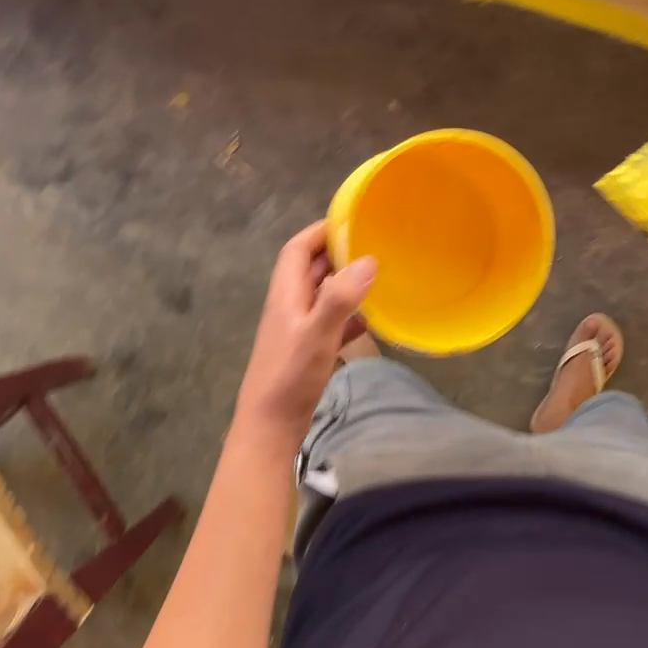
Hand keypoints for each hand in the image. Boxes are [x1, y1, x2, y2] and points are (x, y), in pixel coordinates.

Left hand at [233, 220, 376, 439]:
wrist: (270, 427)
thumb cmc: (289, 377)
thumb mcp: (317, 334)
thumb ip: (340, 297)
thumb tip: (368, 259)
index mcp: (285, 295)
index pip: (297, 250)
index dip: (318, 231)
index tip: (349, 220)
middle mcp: (289, 307)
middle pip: (310, 269)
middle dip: (336, 253)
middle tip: (372, 243)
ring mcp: (298, 330)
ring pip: (322, 295)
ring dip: (345, 283)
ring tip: (378, 276)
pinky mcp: (307, 351)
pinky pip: (331, 323)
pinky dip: (349, 316)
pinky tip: (371, 320)